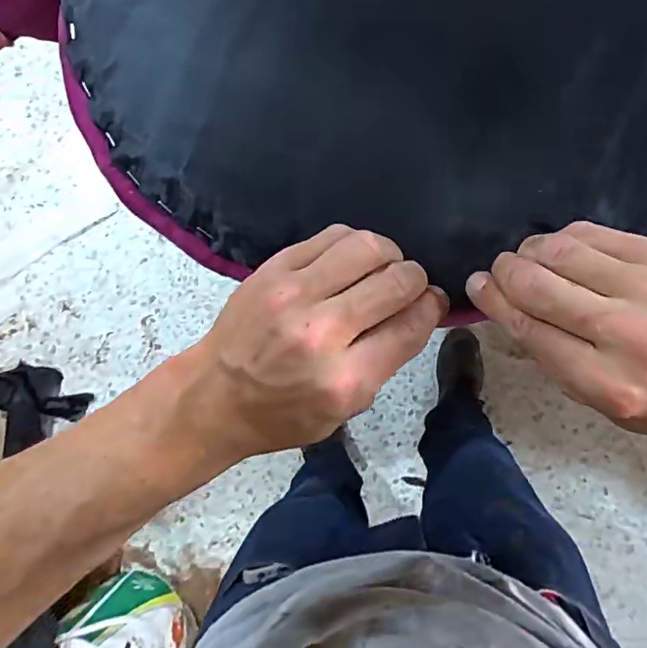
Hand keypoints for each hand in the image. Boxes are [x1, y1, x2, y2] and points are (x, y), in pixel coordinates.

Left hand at [183, 225, 446, 461]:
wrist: (213, 396)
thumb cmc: (285, 412)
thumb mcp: (348, 408)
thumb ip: (390, 355)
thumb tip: (426, 303)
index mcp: (344, 379)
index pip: (412, 324)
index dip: (433, 306)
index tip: (433, 300)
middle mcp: (320, 332)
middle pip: (397, 280)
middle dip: (415, 278)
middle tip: (409, 284)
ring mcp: (293, 294)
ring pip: (369, 246)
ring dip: (389, 254)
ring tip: (382, 267)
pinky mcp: (275, 268)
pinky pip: (335, 235)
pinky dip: (355, 244)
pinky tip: (351, 260)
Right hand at [466, 221, 646, 449]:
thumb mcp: (607, 404)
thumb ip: (555, 359)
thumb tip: (506, 309)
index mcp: (611, 385)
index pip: (533, 332)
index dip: (497, 304)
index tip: (479, 287)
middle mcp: (629, 333)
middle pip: (542, 287)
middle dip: (506, 273)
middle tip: (496, 269)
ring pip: (562, 252)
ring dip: (531, 251)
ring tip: (525, 258)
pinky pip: (593, 234)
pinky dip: (564, 239)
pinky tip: (559, 249)